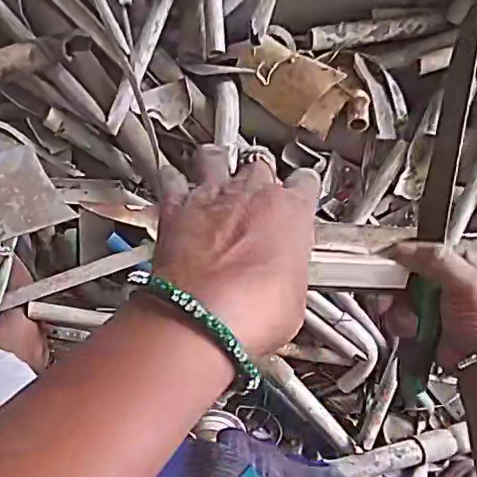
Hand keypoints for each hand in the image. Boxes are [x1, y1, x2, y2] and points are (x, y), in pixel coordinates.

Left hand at [152, 146, 317, 356]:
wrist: (201, 319)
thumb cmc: (249, 312)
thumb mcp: (292, 303)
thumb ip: (288, 277)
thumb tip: (282, 288)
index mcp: (290, 212)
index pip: (305, 184)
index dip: (301, 192)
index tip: (298, 200)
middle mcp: (250, 195)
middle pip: (259, 165)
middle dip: (256, 178)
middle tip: (254, 196)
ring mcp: (210, 199)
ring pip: (213, 157)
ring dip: (213, 163)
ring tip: (213, 168)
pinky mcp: (173, 211)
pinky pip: (171, 180)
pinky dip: (171, 180)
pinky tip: (171, 183)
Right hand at [383, 242, 476, 369]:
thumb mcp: (466, 283)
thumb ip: (436, 261)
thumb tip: (403, 250)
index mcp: (456, 261)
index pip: (418, 251)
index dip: (399, 260)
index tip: (387, 270)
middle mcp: (440, 280)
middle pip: (401, 275)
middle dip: (394, 290)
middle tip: (394, 299)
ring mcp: (429, 302)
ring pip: (396, 298)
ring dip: (399, 312)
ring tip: (415, 322)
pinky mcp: (420, 322)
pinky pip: (397, 318)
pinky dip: (400, 325)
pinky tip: (414, 330)